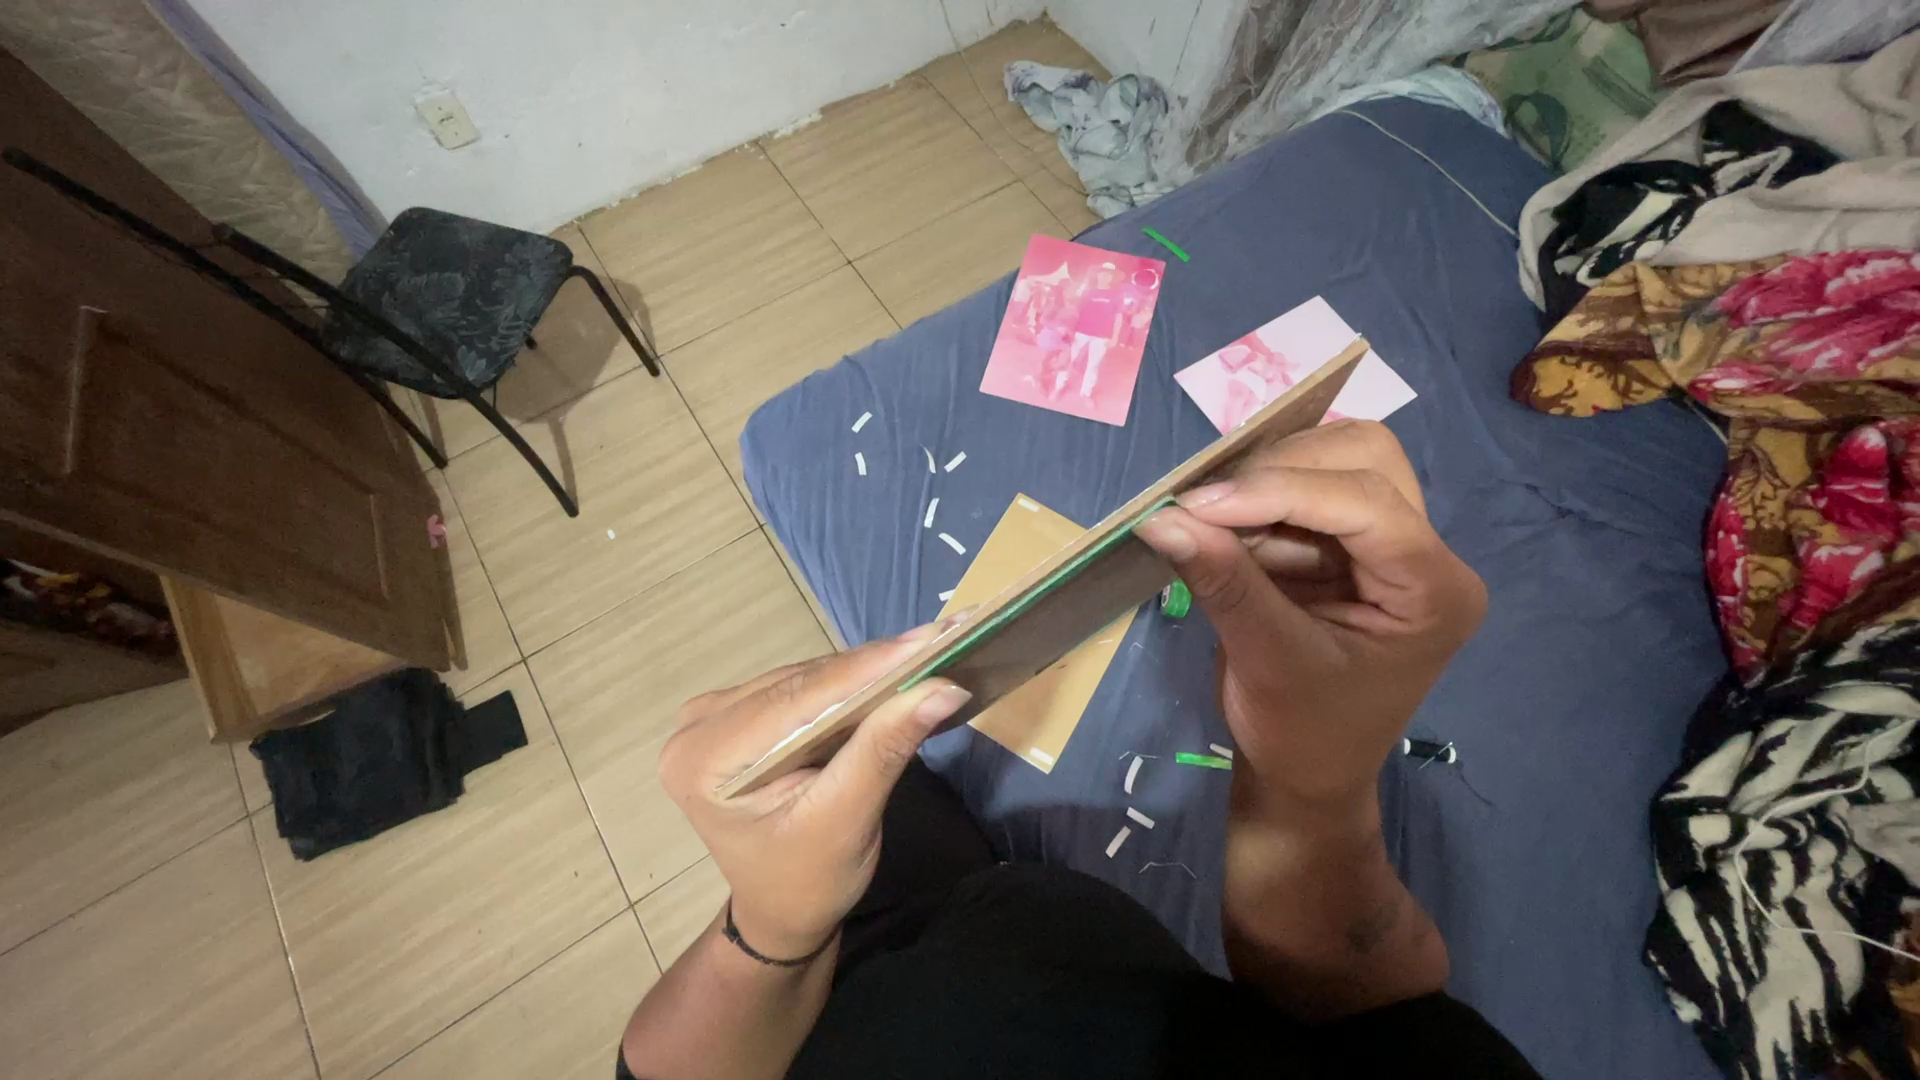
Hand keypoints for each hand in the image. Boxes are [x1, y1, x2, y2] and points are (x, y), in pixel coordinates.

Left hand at [659, 626, 971, 959]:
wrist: (780, 912)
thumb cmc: (809, 880)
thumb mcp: (849, 819)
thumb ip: (886, 748)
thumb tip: (941, 687)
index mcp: (704, 759)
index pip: (797, 699)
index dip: (867, 668)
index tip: (930, 639)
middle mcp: (698, 726)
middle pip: (800, 683)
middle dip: (872, 667)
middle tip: (940, 641)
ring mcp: (713, 716)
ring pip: (804, 679)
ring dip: (864, 671)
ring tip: (924, 654)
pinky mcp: (737, 713)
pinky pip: (801, 686)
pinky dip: (847, 683)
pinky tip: (888, 675)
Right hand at [1133, 420, 1485, 814]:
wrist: (1305, 771)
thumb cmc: (1302, 732)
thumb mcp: (1265, 660)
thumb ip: (1223, 582)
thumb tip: (1160, 519)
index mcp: (1433, 590)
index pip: (1366, 503)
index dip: (1278, 492)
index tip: (1194, 504)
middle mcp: (1423, 553)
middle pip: (1363, 458)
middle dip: (1278, 472)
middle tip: (1205, 506)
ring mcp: (1384, 545)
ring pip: (1332, 463)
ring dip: (1262, 486)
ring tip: (1210, 526)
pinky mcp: (1343, 547)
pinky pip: (1300, 494)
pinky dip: (1253, 504)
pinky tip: (1220, 534)